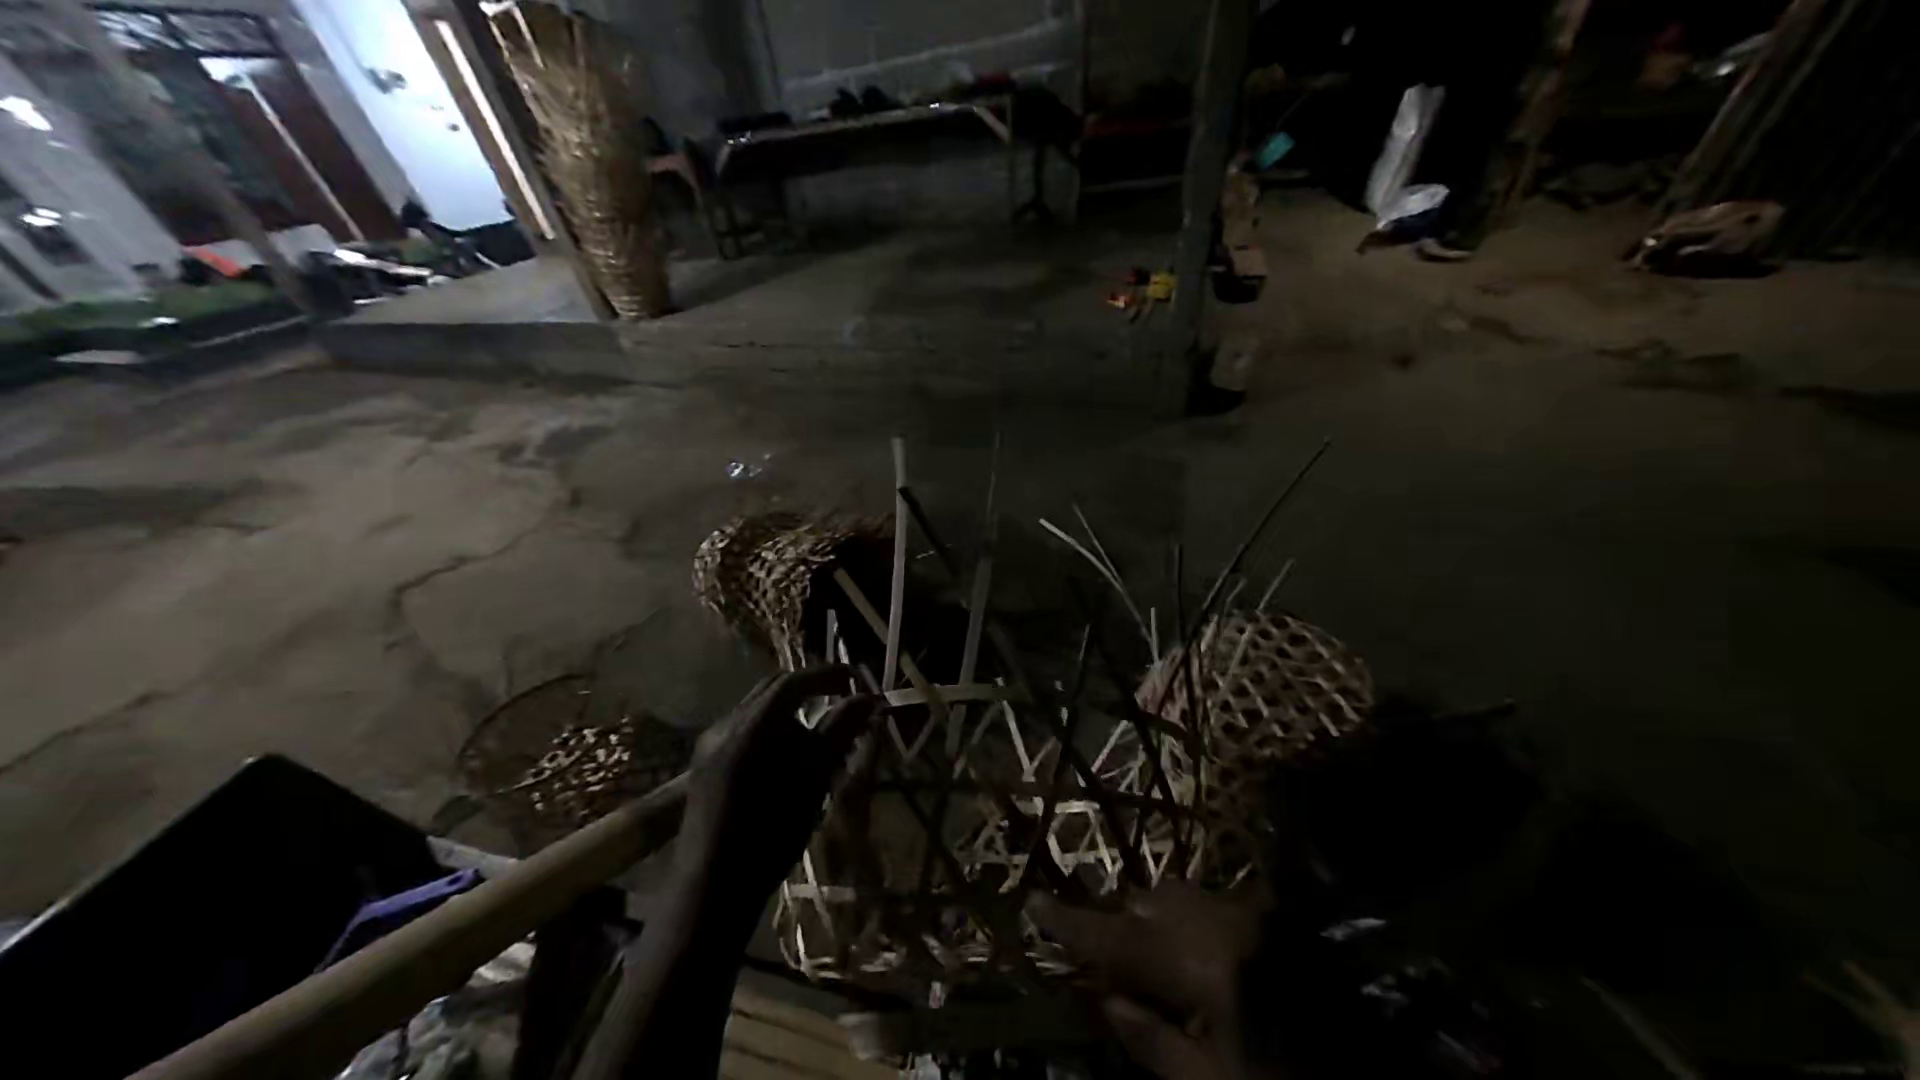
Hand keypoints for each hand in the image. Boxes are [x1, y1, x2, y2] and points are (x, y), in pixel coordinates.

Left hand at [672, 667, 876, 926]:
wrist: (711, 889)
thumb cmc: (767, 838)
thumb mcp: (811, 784)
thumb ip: (838, 734)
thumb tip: (868, 700)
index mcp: (748, 731)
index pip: (791, 684)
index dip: (826, 675)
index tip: (856, 679)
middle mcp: (723, 727)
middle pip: (772, 689)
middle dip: (809, 690)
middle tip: (843, 701)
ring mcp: (709, 744)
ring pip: (758, 708)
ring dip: (792, 712)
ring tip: (820, 741)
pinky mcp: (705, 762)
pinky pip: (745, 728)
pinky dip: (774, 730)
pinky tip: (790, 759)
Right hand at [1030, 882, 1277, 1079]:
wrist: (1368, 1054)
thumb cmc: (1275, 1073)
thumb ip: (1152, 1040)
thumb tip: (1105, 999)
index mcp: (1188, 962)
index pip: (1111, 938)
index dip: (1067, 924)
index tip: (1030, 902)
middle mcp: (1207, 922)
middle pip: (1142, 905)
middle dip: (1116, 924)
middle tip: (1102, 957)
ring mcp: (1238, 914)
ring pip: (1173, 896)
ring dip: (1149, 918)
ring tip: (1145, 955)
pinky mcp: (1261, 918)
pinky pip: (1204, 904)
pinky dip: (1183, 921)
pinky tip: (1193, 952)